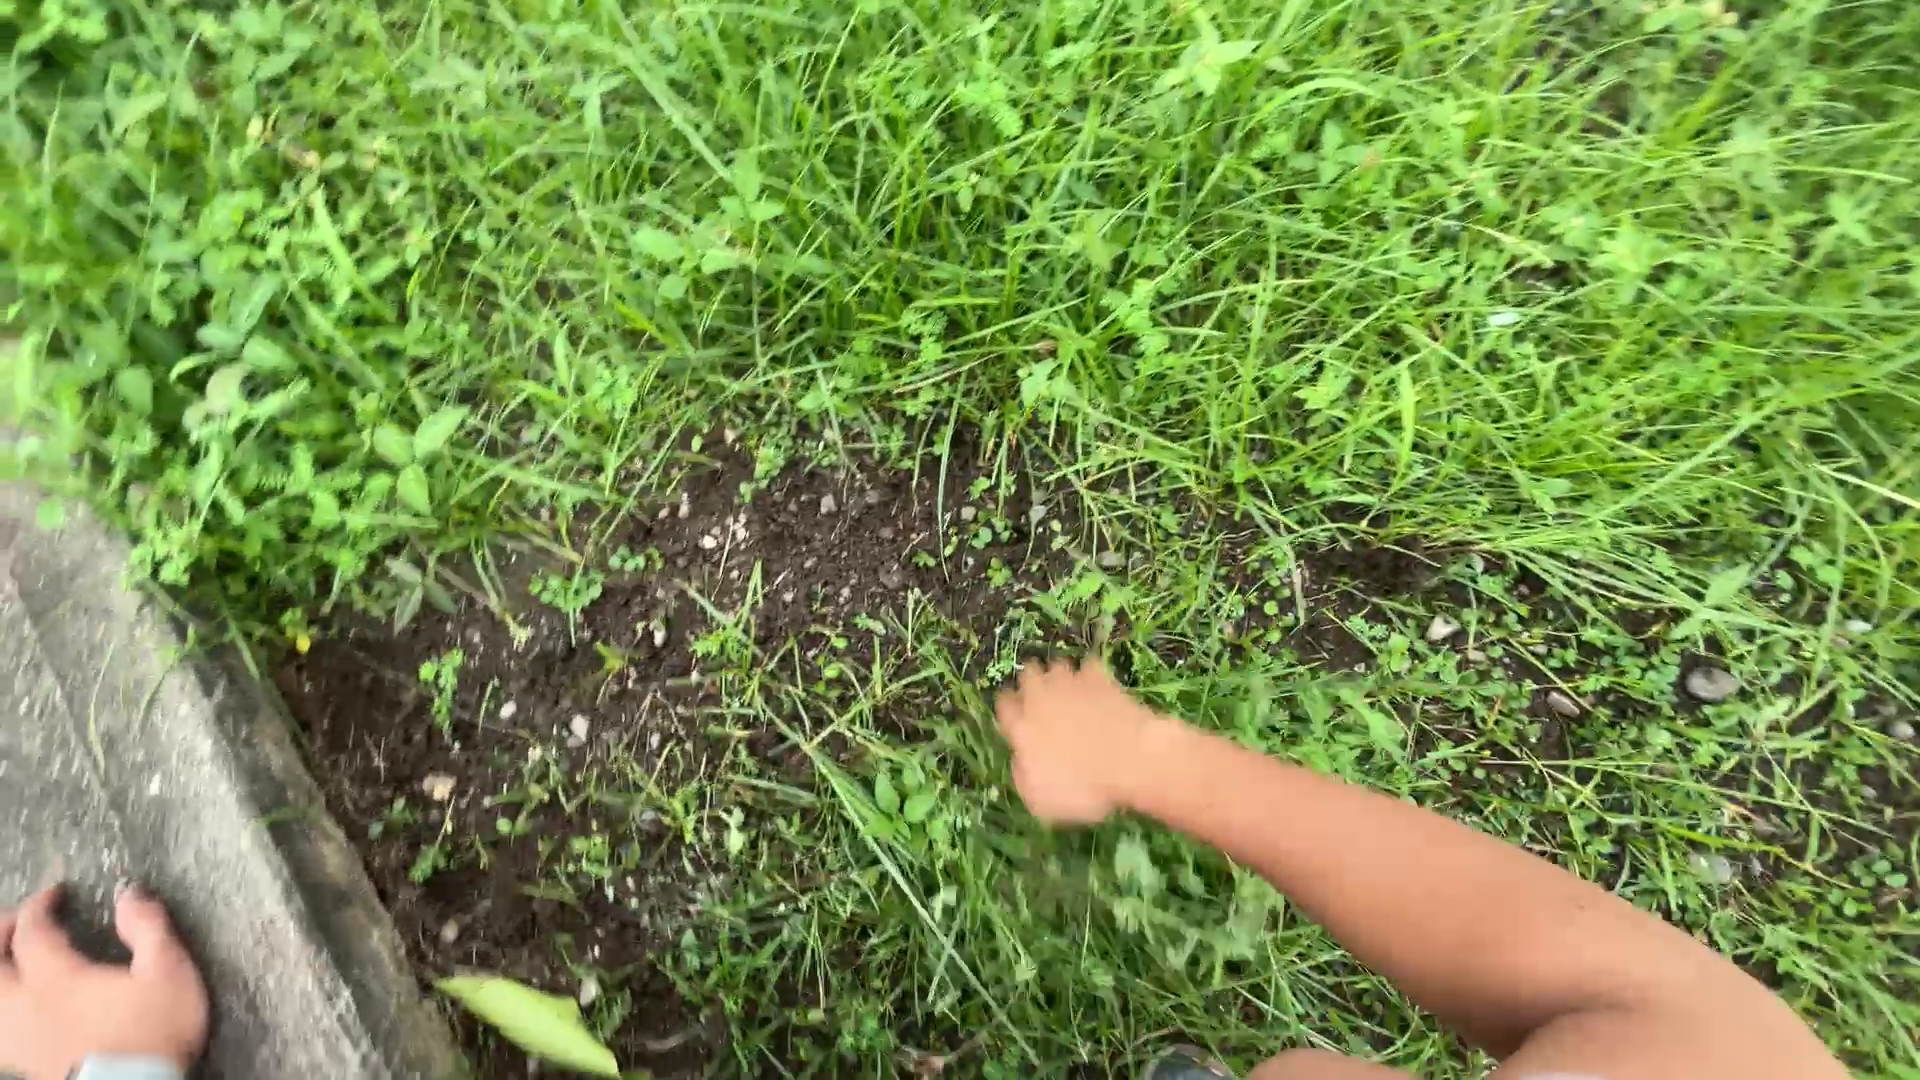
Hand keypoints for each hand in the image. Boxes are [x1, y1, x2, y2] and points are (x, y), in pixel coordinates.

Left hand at [0, 884, 210, 1079]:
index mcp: (58, 979)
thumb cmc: (155, 1025)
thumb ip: (147, 928)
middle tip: (18, 917)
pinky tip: (11, 995)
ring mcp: (11, 1035)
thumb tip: (130, 893)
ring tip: (7, 952)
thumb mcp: (167, 969)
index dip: (39, 907)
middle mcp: (21, 1004)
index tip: (56, 891)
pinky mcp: (13, 1056)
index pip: (33, 934)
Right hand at [994, 657, 1166, 823]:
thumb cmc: (1084, 787)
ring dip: (1060, 676)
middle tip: (1043, 699)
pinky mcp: (1099, 677)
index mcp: (1022, 727)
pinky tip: (1097, 688)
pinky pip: (1088, 667)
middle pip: (1027, 676)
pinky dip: (1090, 675)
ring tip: (1070, 691)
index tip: (1017, 720)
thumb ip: (1023, 776)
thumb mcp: (1042, 801)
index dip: (1009, 711)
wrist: (1130, 759)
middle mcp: (1040, 698)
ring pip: (1056, 666)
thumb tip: (1019, 762)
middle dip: (1032, 684)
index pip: (1004, 708)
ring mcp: (1070, 683)